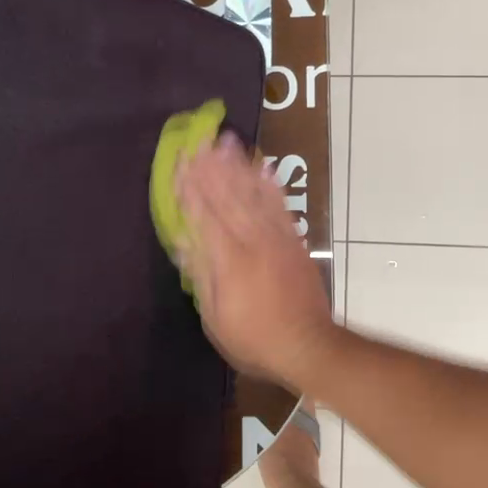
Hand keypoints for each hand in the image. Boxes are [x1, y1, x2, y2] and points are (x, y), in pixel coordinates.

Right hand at [173, 132, 338, 385]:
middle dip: (212, 167)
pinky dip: (270, 185)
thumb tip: (182, 241)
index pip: (204, 215)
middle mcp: (253, 241)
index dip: (190, 187)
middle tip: (199, 140)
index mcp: (229, 260)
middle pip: (228, 197)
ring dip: (238, 167)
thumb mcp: (215, 317)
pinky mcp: (294, 242)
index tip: (179, 162)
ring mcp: (277, 239)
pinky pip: (280, 206)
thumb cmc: (253, 339)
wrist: (308, 347)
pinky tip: (262, 168)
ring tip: (226, 142)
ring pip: (254, 195)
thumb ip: (201, 276)